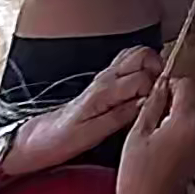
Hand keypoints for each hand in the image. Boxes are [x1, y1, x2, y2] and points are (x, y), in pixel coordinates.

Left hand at [13, 45, 161, 173]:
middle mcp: (107, 76)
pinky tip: (141, 82)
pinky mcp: (106, 76)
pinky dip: (142, 64)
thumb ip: (121, 116)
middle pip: (144, 54)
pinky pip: (129, 58)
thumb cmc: (62, 142)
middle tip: (157, 91)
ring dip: (151, 64)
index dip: (153, 91)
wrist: (37, 140)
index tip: (154, 105)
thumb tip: (146, 102)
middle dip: (157, 69)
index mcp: (104, 91)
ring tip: (152, 86)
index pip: (142, 78)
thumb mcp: (91, 136)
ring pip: (139, 52)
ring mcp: (106, 73)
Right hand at [117, 77, 194, 193]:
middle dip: (181, 92)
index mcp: (186, 121)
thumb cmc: (138, 178)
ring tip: (162, 118)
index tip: (158, 91)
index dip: (172, 83)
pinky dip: (190, 118)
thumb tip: (160, 85)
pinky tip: (170, 131)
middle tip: (159, 103)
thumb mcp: (137, 136)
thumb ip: (152, 105)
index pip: (188, 85)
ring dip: (186, 104)